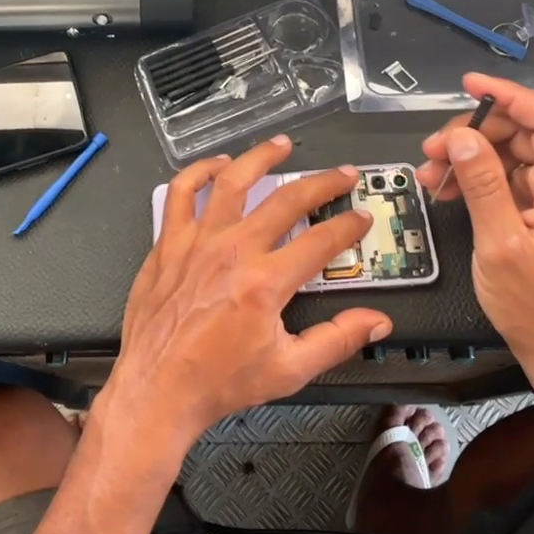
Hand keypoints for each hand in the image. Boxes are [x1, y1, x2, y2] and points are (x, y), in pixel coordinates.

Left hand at [101, 136, 394, 448]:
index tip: (361, 217)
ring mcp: (198, 241)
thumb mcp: (288, 370)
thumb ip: (337, 339)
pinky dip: (199, 172)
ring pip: (233, 182)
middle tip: (342, 173)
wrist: (157, 389)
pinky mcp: (170, 242)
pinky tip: (217, 165)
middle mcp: (233, 251)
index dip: (348, 226)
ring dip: (261, 157)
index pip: (321, 241)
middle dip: (322, 182)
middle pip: (287, 200)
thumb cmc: (219, 382)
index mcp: (266, 282)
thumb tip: (376, 321)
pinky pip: (181, 194)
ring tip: (281, 144)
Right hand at [418, 74, 533, 426]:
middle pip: (523, 134)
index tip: (469, 83)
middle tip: (433, 149)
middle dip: (475, 131)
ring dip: (469, 156)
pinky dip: (474, 178)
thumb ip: (483, 185)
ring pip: (510, 155)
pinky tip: (445, 189)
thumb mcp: (501, 245)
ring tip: (430, 172)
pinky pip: (505, 181)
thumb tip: (463, 137)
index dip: (509, 95)